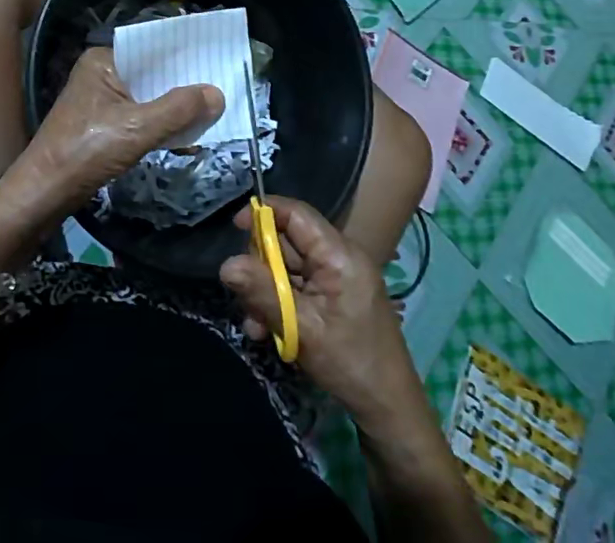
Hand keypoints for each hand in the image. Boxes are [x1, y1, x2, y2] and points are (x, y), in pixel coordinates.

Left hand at [4, 47, 222, 220]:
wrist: (43, 196)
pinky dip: (165, 123)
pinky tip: (188, 132)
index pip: (153, 48)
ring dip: (178, 106)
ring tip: (214, 109)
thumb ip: (179, 110)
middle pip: (155, 74)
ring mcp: (103, 101)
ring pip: (152, 97)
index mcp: (104, 61)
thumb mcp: (137, 129)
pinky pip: (145, 116)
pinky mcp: (106, 126)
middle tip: (225, 87)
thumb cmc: (84, 153)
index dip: (187, 55)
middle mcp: (103, 74)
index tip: (220, 60)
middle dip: (186, 84)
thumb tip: (218, 95)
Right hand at [220, 197, 413, 416]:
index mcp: (339, 254)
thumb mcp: (301, 327)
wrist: (387, 402)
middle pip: (287, 242)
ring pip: (288, 268)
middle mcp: (339, 256)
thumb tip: (226, 264)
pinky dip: (281, 304)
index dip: (265, 213)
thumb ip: (263, 293)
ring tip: (257, 328)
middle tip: (247, 302)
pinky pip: (299, 287)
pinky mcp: (335, 296)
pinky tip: (268, 331)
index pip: (298, 214)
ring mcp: (337, 277)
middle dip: (261, 268)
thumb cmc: (349, 360)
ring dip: (267, 293)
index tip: (234, 226)